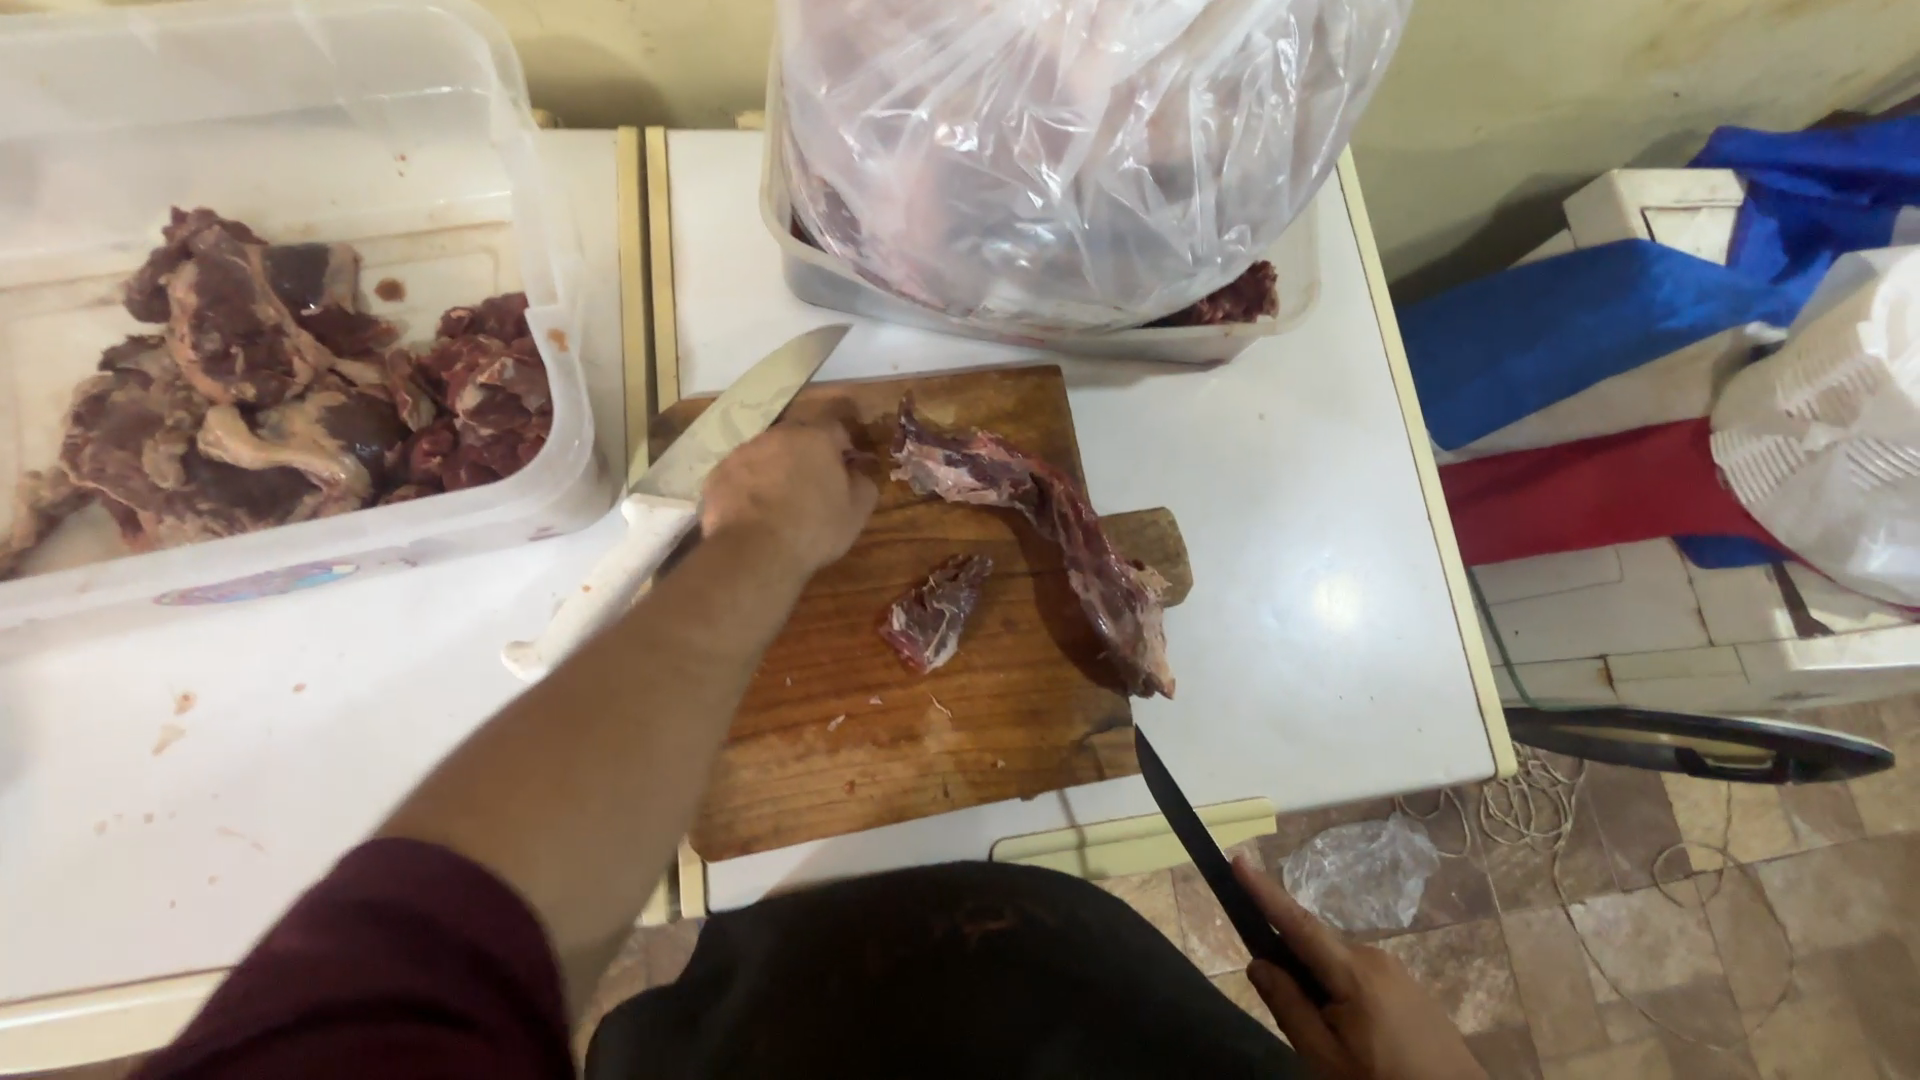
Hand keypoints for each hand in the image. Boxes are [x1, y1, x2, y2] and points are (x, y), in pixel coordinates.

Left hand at [699, 417, 878, 573]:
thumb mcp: (856, 513)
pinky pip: (740, 474)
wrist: (754, 552)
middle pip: (797, 437)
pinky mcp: (718, 474)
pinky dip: (749, 487)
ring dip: (775, 469)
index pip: (836, 427)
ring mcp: (743, 452)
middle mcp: (777, 435)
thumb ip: (864, 484)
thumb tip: (858, 473)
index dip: (843, 446)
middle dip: (807, 455)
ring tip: (779, 502)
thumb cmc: (814, 529)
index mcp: (816, 438)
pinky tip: (754, 512)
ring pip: (766, 453)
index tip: (846, 467)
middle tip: (813, 486)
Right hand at [1232, 857, 1486, 1079]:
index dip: (1263, 891)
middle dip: (1291, 964)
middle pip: (1314, 946)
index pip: (1297, 922)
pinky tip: (1353, 1036)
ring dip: (1319, 986)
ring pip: (1336, 965)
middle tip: (1286, 1011)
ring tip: (1328, 1038)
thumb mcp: (1327, 1059)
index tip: (1238, 859)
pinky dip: (1342, 994)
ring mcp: (1397, 972)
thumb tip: (1259, 963)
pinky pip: (1359, 978)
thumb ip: (1289, 1006)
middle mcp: (1375, 958)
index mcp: (1354, 972)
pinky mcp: (1411, 990)